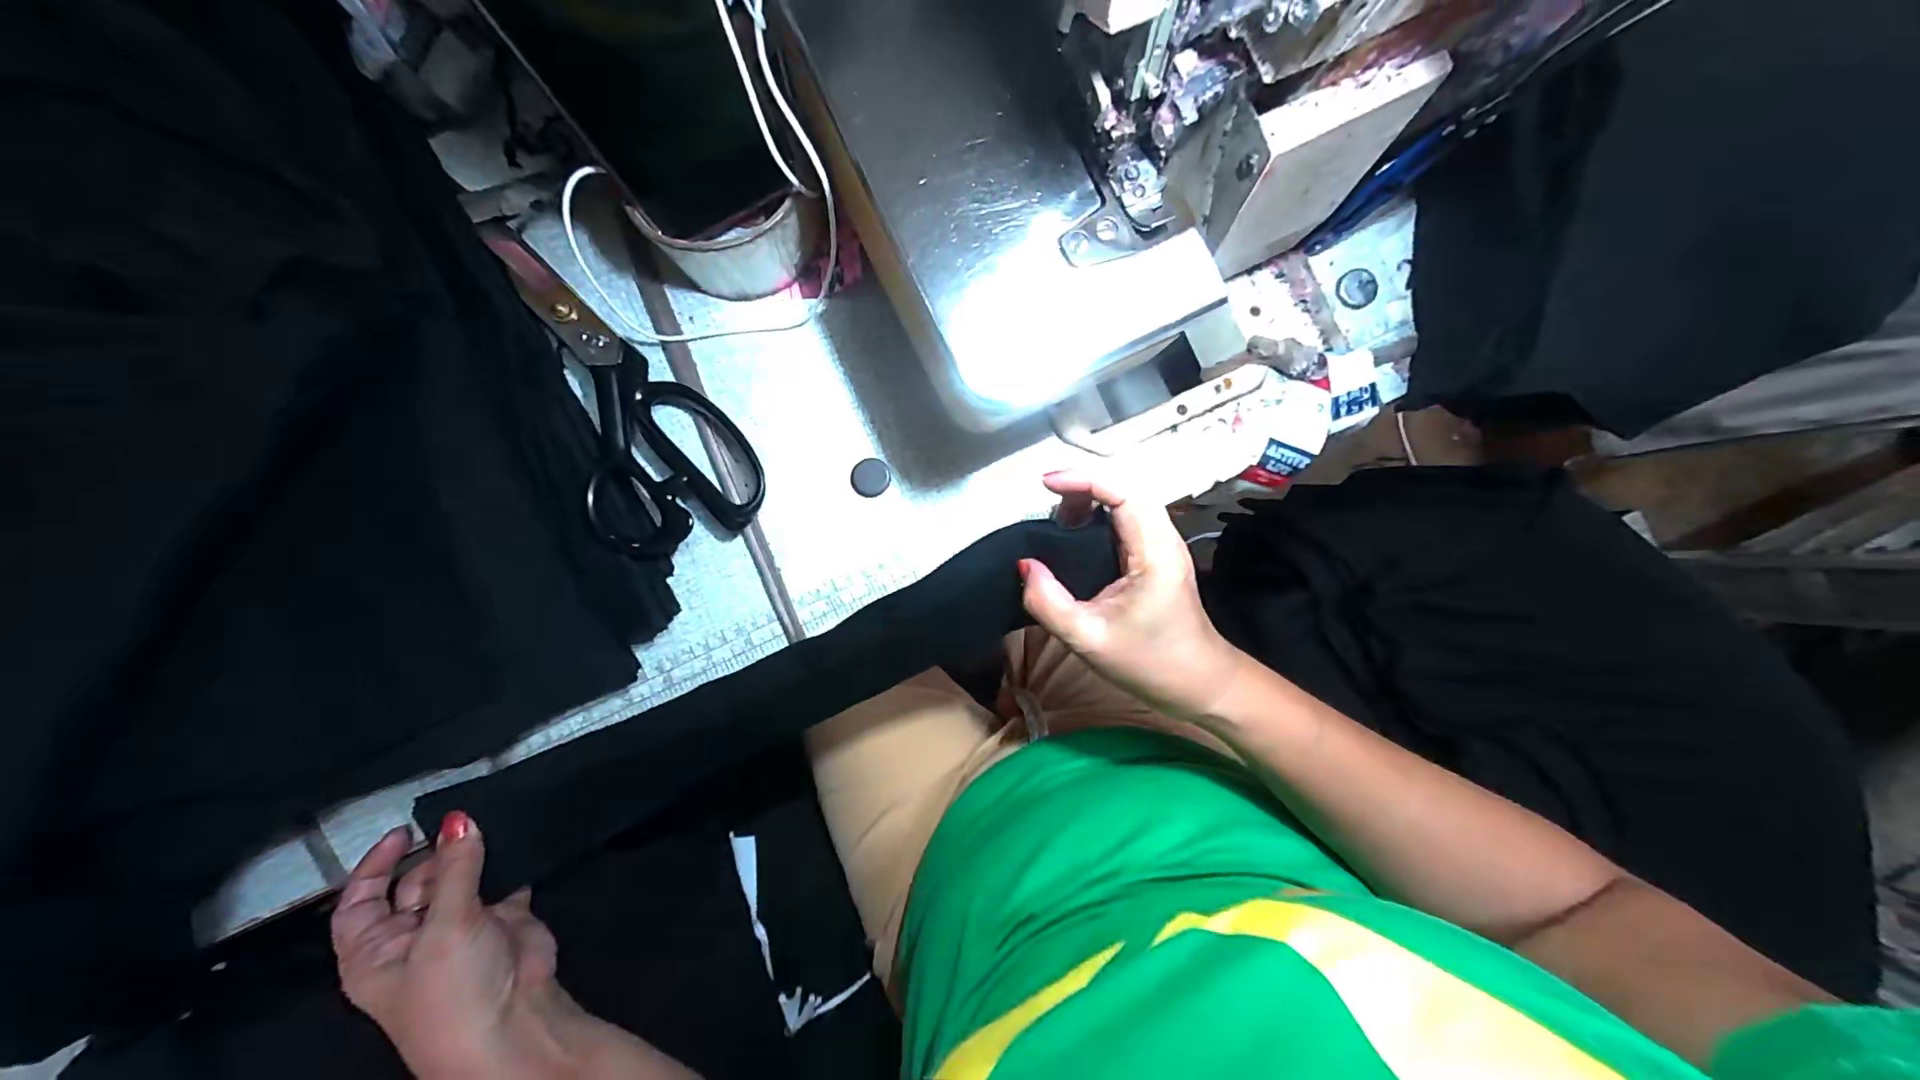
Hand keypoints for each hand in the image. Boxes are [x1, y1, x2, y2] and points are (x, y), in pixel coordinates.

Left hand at [331, 814, 595, 1079]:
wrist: (514, 1022)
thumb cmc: (452, 988)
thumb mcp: (445, 926)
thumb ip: (456, 868)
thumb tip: (458, 818)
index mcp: (375, 951)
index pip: (360, 901)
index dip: (376, 866)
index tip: (406, 830)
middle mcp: (414, 937)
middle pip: (416, 884)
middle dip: (437, 855)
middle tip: (466, 826)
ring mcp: (462, 927)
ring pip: (463, 879)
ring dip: (476, 854)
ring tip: (493, 824)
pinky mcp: (504, 919)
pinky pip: (504, 882)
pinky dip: (511, 864)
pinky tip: (520, 843)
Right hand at [1020, 469, 1249, 721]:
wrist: (1198, 683)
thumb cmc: (1150, 663)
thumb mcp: (1088, 638)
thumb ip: (1048, 602)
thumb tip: (1025, 566)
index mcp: (1155, 553)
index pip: (1122, 492)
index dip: (1082, 479)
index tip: (1046, 484)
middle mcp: (1164, 540)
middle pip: (1124, 490)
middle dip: (1082, 487)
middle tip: (1046, 504)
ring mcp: (1163, 546)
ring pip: (1126, 503)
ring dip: (1090, 501)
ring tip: (1055, 521)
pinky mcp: (1156, 557)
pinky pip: (1126, 521)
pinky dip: (1098, 517)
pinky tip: (1074, 535)